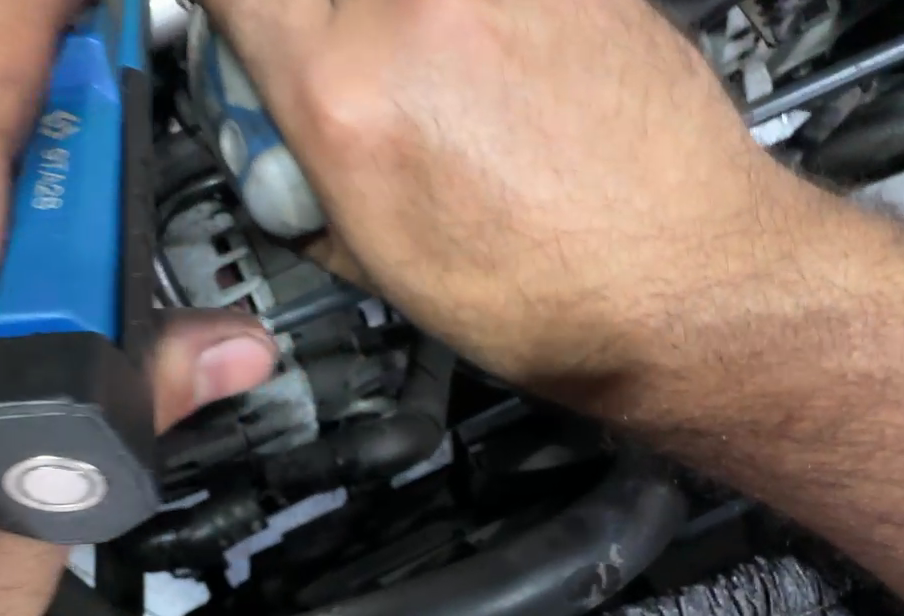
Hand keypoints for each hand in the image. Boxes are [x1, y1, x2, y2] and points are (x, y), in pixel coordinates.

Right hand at [203, 0, 836, 380]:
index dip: (229, 16)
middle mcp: (416, 6)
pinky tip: (483, 71)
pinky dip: (462, 25)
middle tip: (333, 61)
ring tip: (430, 83)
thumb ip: (310, 180)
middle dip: (314, 24)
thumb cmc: (541, 297)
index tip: (244, 34)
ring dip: (394, 29)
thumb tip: (283, 149)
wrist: (674, 282)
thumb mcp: (379, 264)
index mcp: (346, 95)